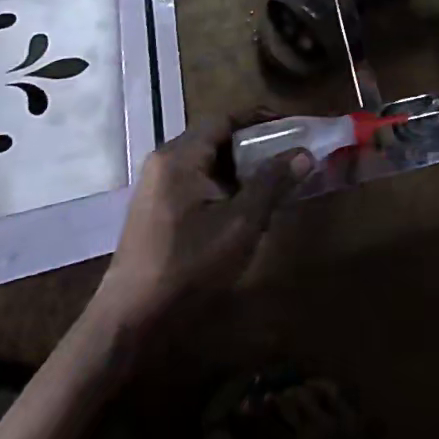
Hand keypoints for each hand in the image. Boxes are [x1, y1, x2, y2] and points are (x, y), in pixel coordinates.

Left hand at [93, 115, 309, 323]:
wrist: (133, 319)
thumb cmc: (190, 264)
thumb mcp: (241, 223)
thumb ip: (273, 183)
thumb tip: (304, 153)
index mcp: (180, 157)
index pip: (223, 118)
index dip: (260, 118)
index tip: (292, 128)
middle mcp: (164, 163)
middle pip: (215, 138)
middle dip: (255, 144)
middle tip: (290, 156)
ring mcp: (157, 188)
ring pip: (208, 163)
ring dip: (242, 168)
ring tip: (276, 181)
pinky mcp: (157, 211)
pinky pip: (197, 183)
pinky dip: (225, 186)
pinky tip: (246, 207)